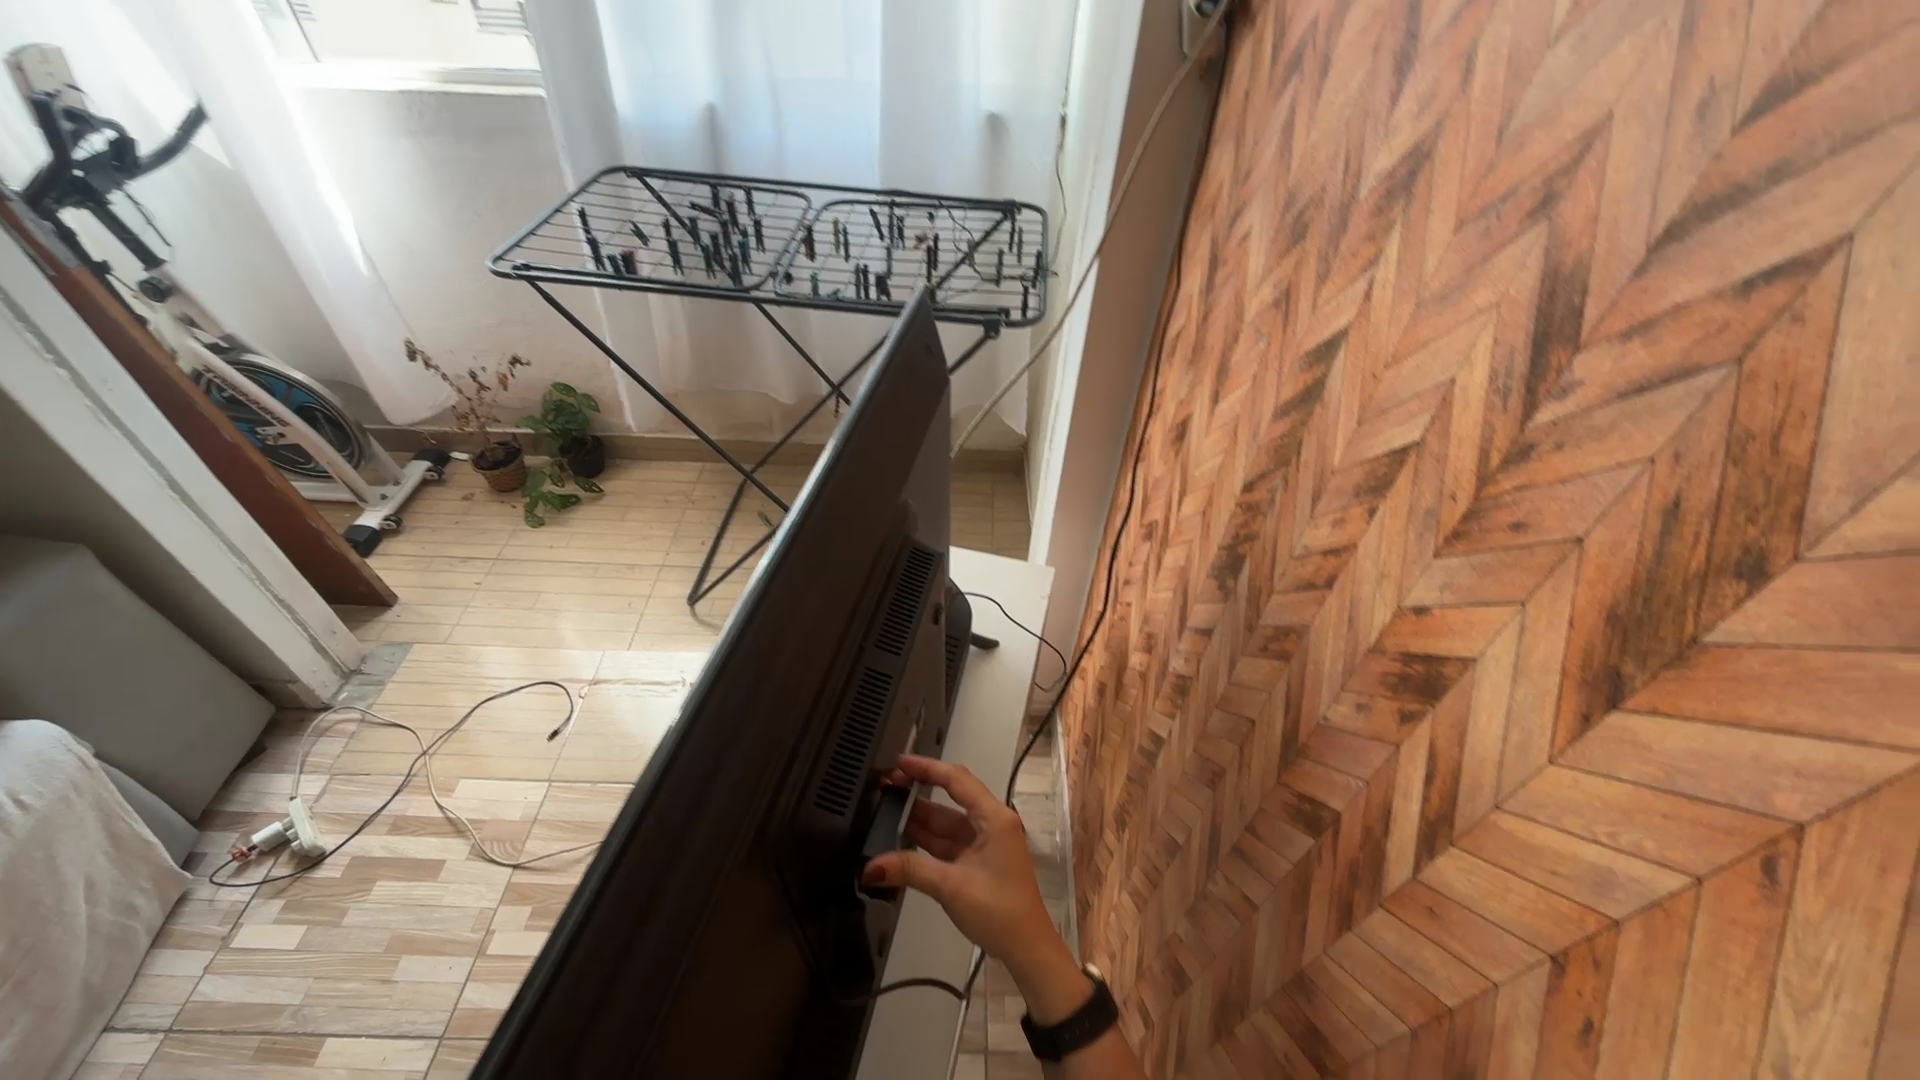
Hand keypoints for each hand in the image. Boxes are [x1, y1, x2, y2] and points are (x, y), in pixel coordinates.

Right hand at [861, 754, 1089, 1023]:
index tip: (899, 763)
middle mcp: (991, 824)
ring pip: (945, 823)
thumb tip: (869, 868)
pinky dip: (924, 841)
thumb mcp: (952, 887)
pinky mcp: (977, 862)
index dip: (927, 768)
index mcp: (994, 818)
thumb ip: (909, 870)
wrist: (1027, 950)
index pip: (957, 779)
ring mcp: (984, 843)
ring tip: (884, 809)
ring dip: (917, 818)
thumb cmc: (999, 911)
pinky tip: (900, 838)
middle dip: (917, 792)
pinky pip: (947, 843)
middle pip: (949, 799)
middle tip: (884, 787)